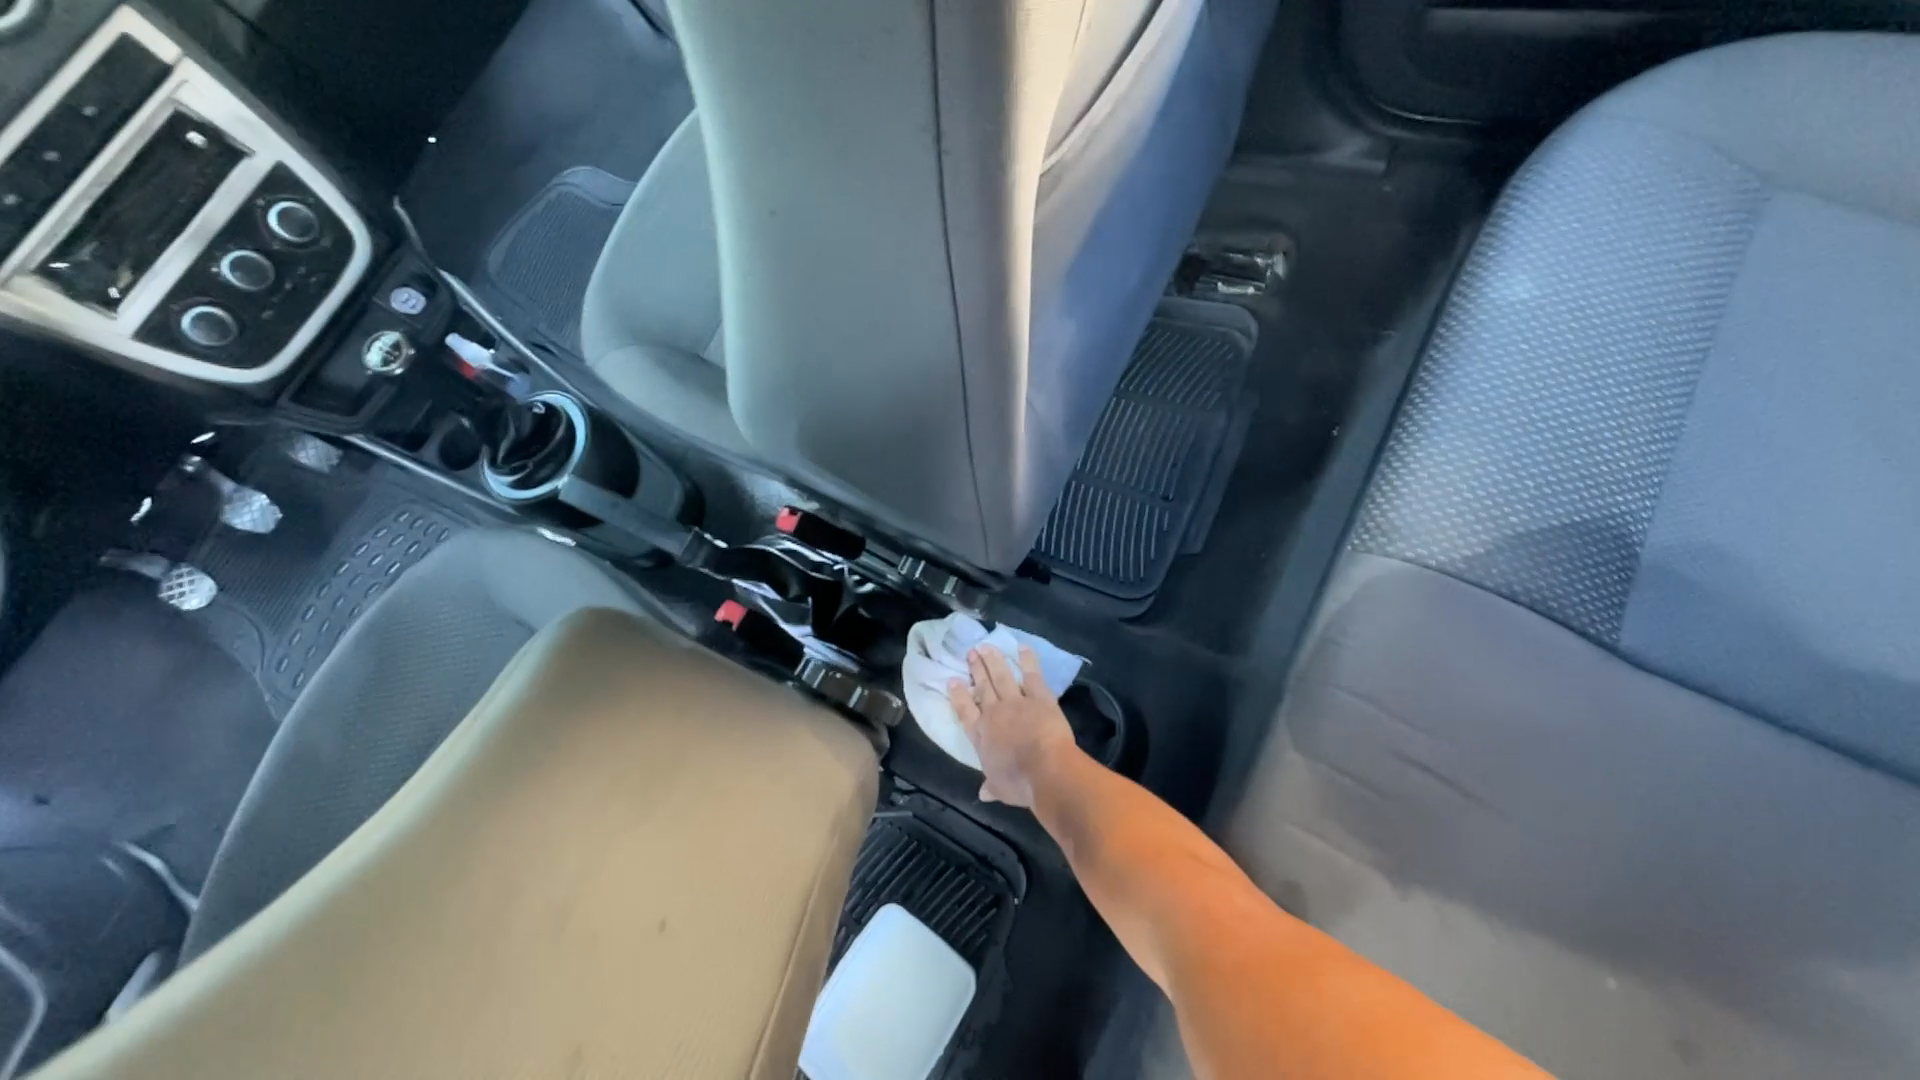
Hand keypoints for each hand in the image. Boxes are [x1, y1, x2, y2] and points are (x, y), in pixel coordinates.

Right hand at [948, 644, 1079, 806]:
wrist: (1046, 769)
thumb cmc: (1019, 783)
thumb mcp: (1000, 788)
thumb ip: (991, 785)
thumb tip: (983, 794)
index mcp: (980, 735)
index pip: (964, 710)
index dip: (958, 694)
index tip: (952, 680)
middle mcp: (994, 713)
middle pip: (982, 686)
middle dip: (976, 668)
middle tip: (971, 652)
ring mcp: (1016, 702)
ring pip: (1002, 676)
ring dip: (994, 660)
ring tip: (986, 646)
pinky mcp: (1039, 697)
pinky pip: (1031, 675)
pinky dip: (1027, 660)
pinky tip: (1023, 648)